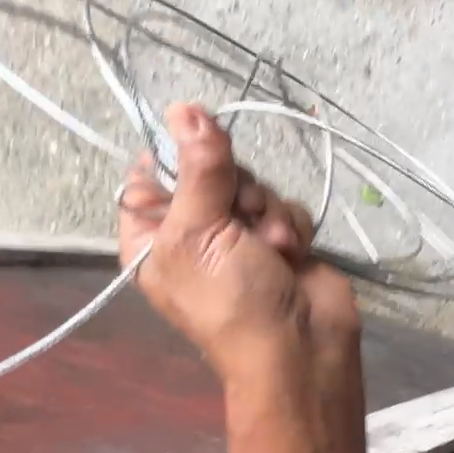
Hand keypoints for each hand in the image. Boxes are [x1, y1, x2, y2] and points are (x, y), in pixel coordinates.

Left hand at [116, 103, 359, 384]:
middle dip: (239, 191)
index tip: (203, 152)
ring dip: (270, 214)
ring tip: (273, 248)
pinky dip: (294, 228)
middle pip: (215, 172)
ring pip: (258, 188)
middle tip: (242, 219)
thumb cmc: (233, 298)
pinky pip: (289, 208)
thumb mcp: (201, 232)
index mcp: (153, 232)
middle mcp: (195, 229)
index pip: (154, 170)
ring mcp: (242, 235)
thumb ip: (199, 170)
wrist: (300, 344)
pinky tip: (294, 253)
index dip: (180, 158)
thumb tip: (186, 108)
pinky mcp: (284, 240)